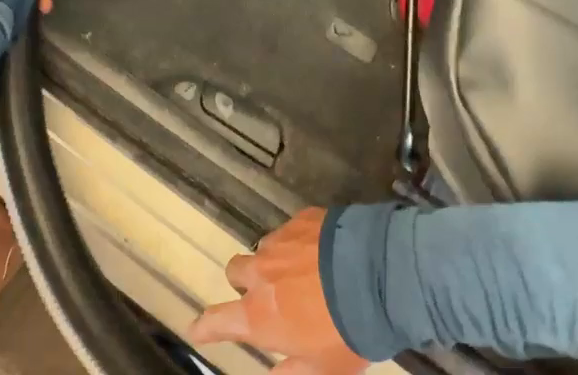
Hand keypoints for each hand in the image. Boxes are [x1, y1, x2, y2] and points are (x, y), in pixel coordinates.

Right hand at [188, 209, 368, 374]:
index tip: (198, 327)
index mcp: (260, 315)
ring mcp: (281, 241)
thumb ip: (291, 373)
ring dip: (276, 261)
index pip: (218, 320)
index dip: (206, 325)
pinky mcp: (303, 218)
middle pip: (235, 271)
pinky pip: (292, 230)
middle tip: (270, 293)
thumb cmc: (347, 331)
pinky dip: (301, 241)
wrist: (380, 274)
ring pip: (265, 249)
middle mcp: (261, 273)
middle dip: (245, 282)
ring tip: (306, 271)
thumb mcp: (322, 370)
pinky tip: (325, 251)